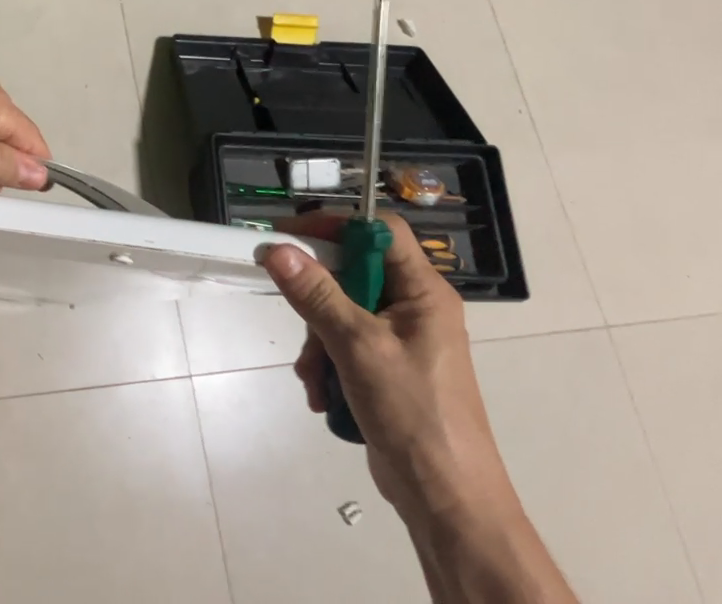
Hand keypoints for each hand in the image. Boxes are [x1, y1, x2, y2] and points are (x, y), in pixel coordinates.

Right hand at [259, 211, 514, 523]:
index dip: (333, 226)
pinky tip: (321, 393)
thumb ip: (317, 295)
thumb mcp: (358, 347)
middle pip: (351, 272)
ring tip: (313, 375)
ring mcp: (399, 339)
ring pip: (339, 311)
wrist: (444, 496)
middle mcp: (413, 307)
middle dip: (316, 299)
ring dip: (316, 341)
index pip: (379, 230)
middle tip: (292, 315)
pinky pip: (341, 344)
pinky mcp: (384, 368)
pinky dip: (325, 364)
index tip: (286, 236)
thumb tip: (277, 249)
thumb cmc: (413, 413)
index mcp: (423, 292)